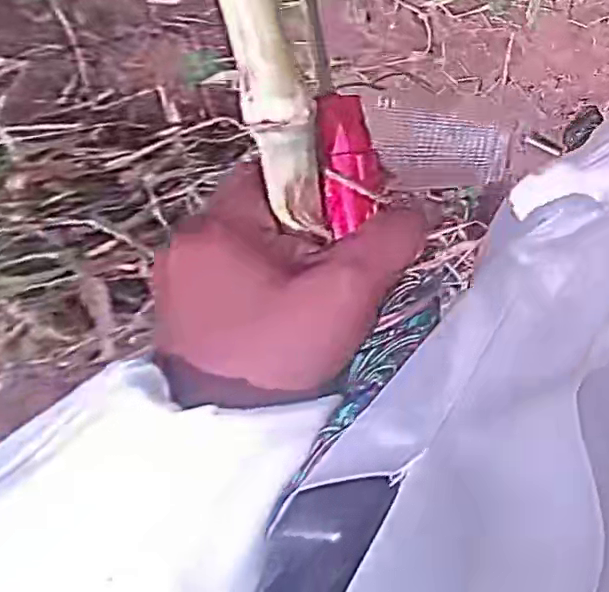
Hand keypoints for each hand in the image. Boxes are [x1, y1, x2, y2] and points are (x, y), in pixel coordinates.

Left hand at [151, 163, 428, 407]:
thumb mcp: (351, 285)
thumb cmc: (280, 353)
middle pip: (284, 201)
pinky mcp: (203, 308)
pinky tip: (318, 300)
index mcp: (215, 229)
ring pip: (278, 235)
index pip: (284, 166)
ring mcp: (192, 279)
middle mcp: (193, 245)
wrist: (228, 442)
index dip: (335, 173)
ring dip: (321, 247)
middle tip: (367, 245)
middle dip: (334, 217)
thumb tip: (416, 210)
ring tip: (346, 279)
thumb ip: (392, 233)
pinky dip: (299, 272)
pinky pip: (264, 266)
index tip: (372, 200)